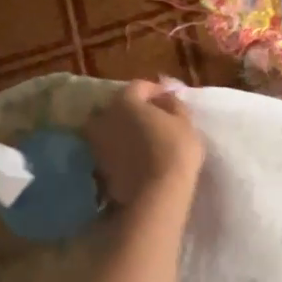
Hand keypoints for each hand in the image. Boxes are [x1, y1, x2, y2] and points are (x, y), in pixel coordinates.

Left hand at [83, 80, 203, 206]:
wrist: (155, 195)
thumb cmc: (174, 151)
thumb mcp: (185, 122)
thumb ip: (173, 104)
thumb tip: (165, 97)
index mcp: (125, 101)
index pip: (139, 86)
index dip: (156, 90)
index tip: (170, 99)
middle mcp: (104, 117)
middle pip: (119, 107)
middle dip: (135, 110)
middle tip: (155, 119)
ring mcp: (96, 142)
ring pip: (111, 129)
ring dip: (125, 131)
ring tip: (144, 140)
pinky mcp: (96, 166)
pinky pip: (110, 149)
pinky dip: (120, 149)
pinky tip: (136, 157)